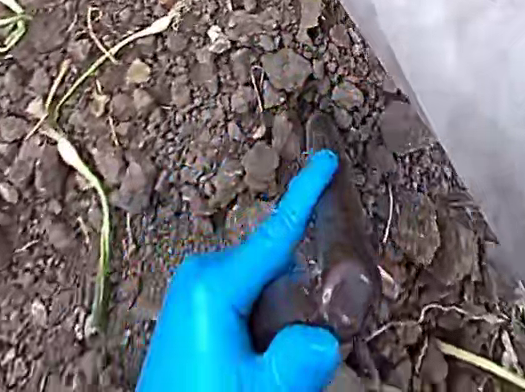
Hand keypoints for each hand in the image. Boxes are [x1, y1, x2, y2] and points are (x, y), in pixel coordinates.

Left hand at [136, 150, 342, 391]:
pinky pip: (249, 292)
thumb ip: (291, 365)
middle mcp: (204, 272)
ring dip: (282, 309)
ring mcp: (197, 285)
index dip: (306, 192)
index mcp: (215, 285)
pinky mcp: (197, 301)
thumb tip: (327, 340)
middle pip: (278, 262)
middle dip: (300, 291)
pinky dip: (265, 315)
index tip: (327, 159)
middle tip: (303, 342)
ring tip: (270, 363)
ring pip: (266, 279)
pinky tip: (258, 357)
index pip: (277, 232)